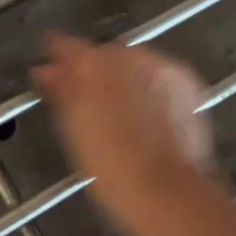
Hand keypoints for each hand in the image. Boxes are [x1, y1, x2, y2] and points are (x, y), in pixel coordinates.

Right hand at [32, 32, 216, 196]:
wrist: (166, 190)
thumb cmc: (109, 166)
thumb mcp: (74, 130)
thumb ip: (61, 91)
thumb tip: (46, 70)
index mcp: (93, 63)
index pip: (67, 44)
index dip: (58, 54)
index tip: (53, 67)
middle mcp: (129, 54)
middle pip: (106, 53)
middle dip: (97, 70)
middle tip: (91, 101)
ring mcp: (162, 65)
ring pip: (136, 63)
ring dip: (127, 77)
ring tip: (123, 112)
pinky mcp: (188, 81)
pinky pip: (162, 76)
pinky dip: (153, 88)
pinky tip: (150, 114)